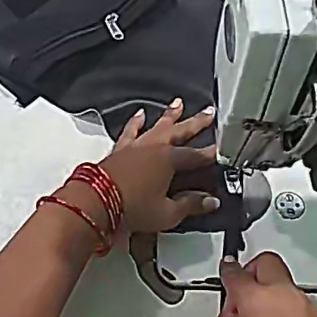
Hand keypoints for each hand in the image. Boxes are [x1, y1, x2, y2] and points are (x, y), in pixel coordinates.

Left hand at [96, 99, 220, 233]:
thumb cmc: (130, 207)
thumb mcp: (167, 213)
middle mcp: (153, 147)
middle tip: (208, 113)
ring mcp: (135, 146)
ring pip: (157, 125)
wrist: (96, 202)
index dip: (210, 155)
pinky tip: (139, 115)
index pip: (196, 156)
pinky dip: (135, 122)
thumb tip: (208, 202)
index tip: (220, 152)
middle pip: (180, 131)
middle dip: (196, 122)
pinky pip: (130, 131)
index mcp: (169, 160)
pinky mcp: (119, 150)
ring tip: (178, 104)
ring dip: (169, 115)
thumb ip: (191, 205)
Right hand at [217, 252, 316, 316]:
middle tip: (239, 291)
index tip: (224, 274)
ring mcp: (306, 306)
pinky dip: (281, 306)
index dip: (226, 273)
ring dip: (267, 290)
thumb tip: (231, 309)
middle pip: (266, 262)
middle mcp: (285, 296)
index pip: (235, 272)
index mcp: (258, 300)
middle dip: (250, 271)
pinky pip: (294, 300)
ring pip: (281, 280)